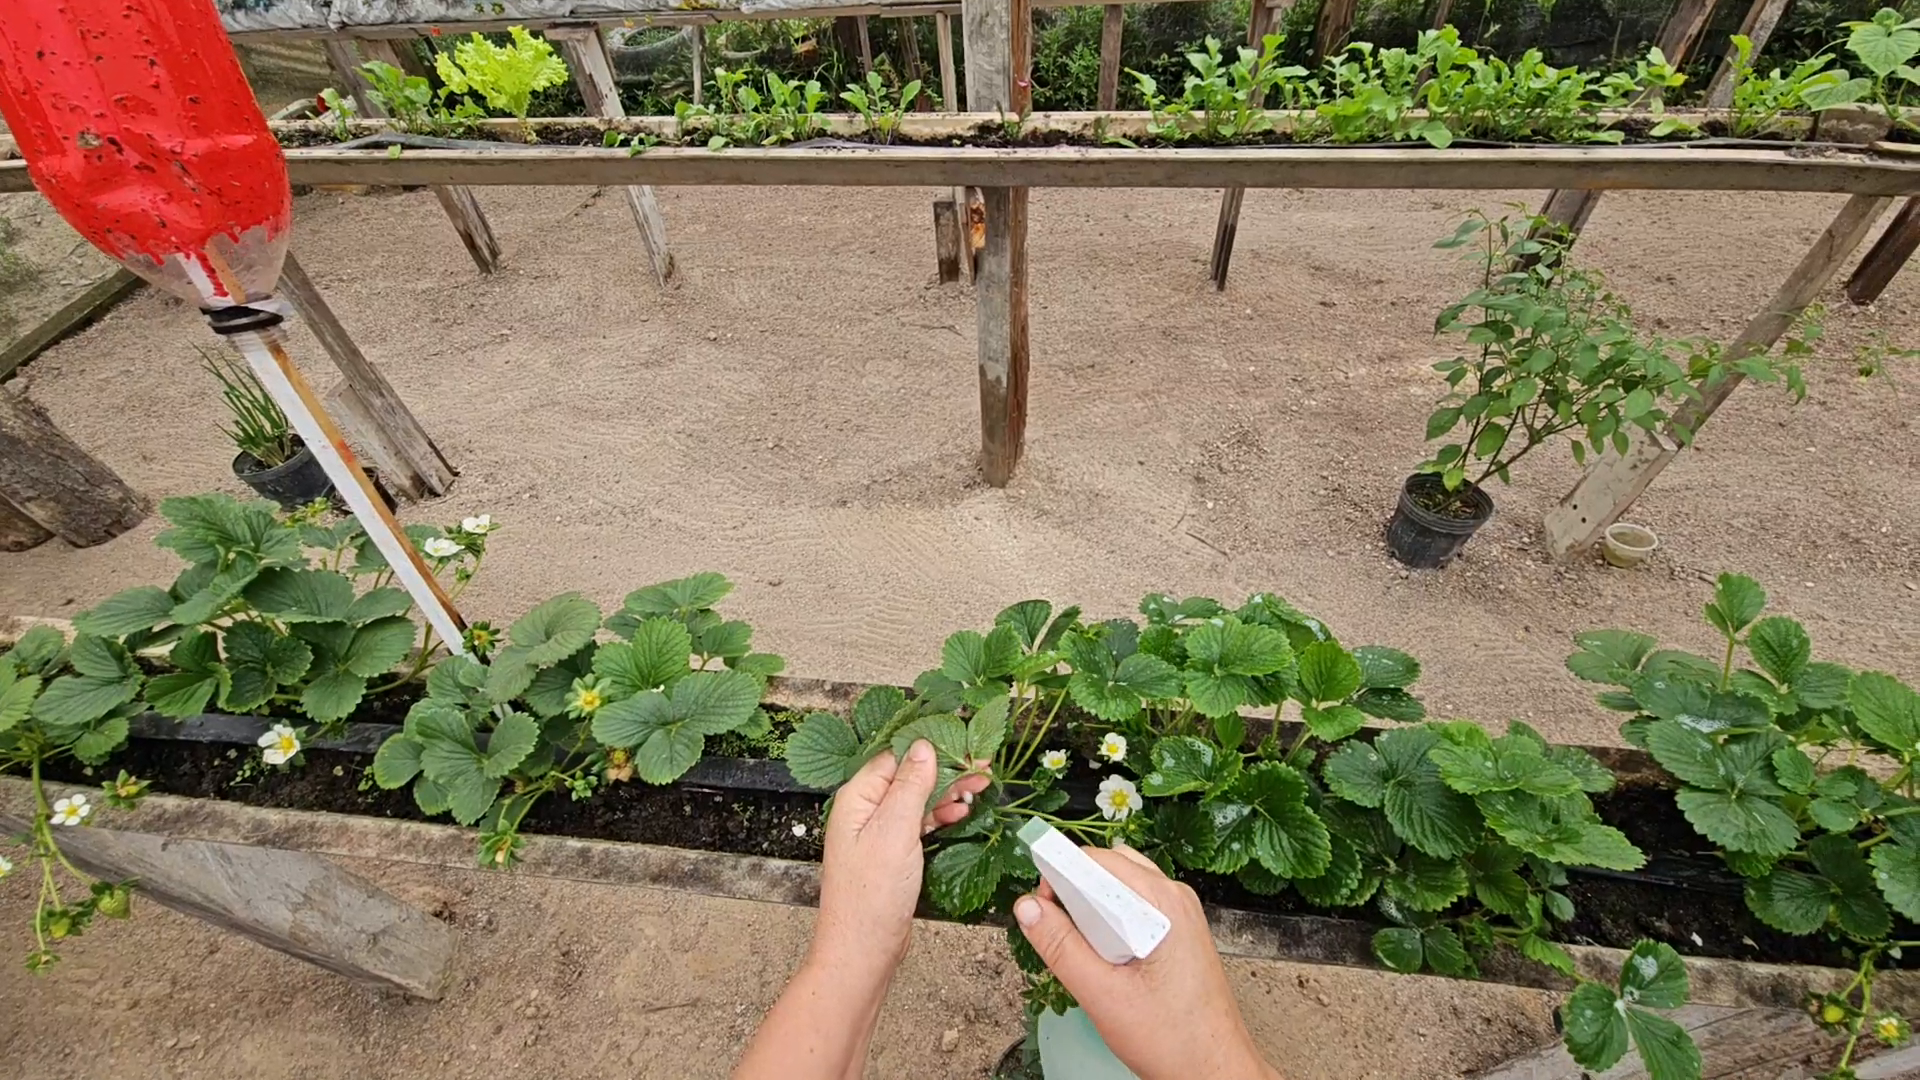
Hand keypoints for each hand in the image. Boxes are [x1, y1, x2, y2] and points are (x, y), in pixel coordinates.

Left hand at [813, 740, 991, 975]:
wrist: (863, 953)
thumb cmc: (870, 897)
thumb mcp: (894, 832)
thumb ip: (911, 786)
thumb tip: (924, 747)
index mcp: (858, 797)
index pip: (897, 755)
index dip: (931, 747)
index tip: (962, 742)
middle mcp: (865, 809)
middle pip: (910, 774)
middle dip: (945, 767)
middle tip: (980, 764)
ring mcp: (878, 831)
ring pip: (917, 797)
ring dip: (947, 790)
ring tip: (979, 784)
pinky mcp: (891, 851)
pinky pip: (918, 820)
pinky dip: (940, 813)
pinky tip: (959, 811)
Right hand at [1014, 844, 1279, 1079]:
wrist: (1216, 1075)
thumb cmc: (1174, 1042)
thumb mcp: (1103, 996)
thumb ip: (1060, 947)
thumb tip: (1027, 907)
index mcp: (1162, 903)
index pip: (1097, 862)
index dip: (1060, 875)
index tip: (1039, 901)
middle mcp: (1174, 897)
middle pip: (1107, 867)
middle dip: (1074, 891)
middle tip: (1059, 931)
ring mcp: (1179, 911)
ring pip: (1118, 883)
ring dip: (1092, 905)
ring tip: (1084, 948)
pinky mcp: (1178, 927)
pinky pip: (1133, 903)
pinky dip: (1110, 918)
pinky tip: (1106, 955)